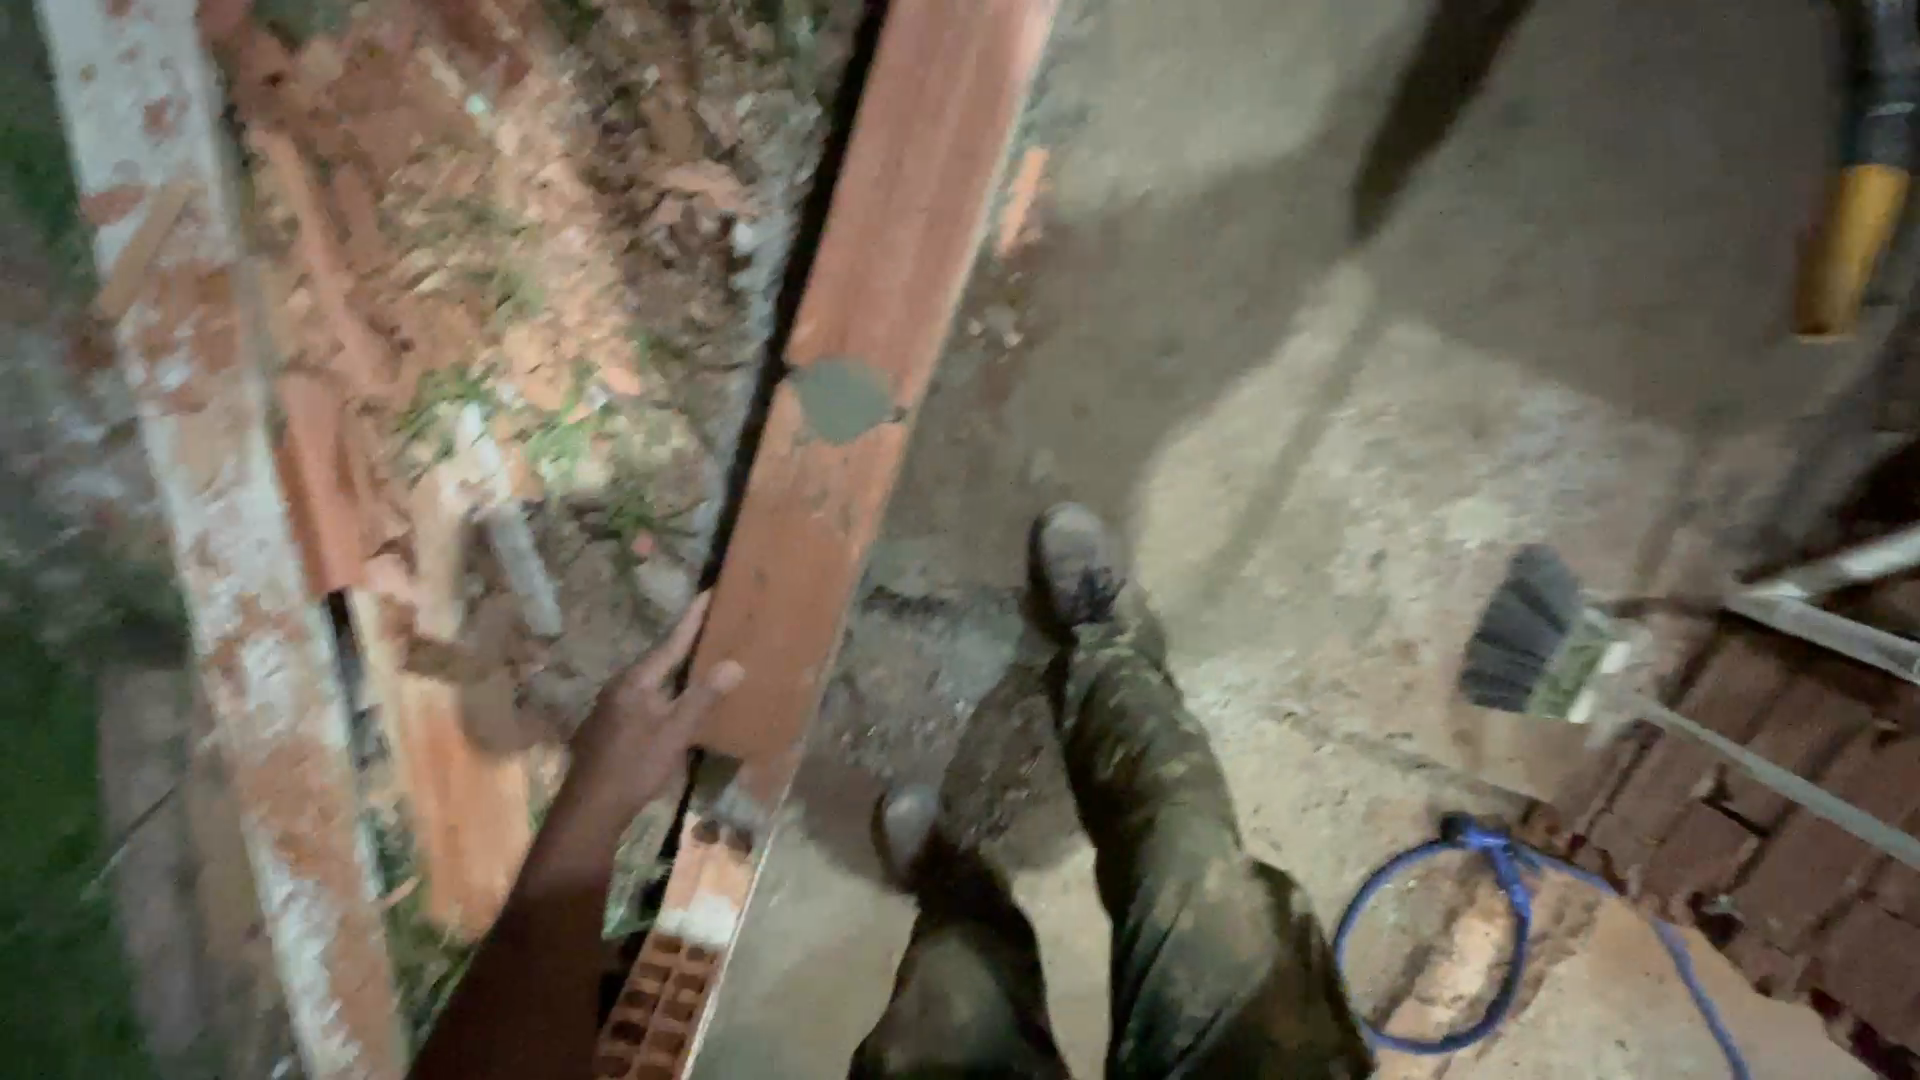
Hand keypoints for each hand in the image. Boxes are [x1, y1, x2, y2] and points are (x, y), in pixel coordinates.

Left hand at [566, 592, 743, 816]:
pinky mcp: (613, 724)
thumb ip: (702, 698)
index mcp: (637, 681)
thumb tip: (734, 664)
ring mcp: (614, 705)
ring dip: (679, 666)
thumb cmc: (634, 767)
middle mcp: (622, 686)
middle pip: (661, 656)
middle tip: (715, 623)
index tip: (709, 592)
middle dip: (688, 640)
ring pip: (654, 677)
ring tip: (704, 656)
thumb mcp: (674, 733)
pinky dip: (669, 688)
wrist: (590, 809)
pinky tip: (681, 698)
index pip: (671, 642)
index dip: (693, 618)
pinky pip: (648, 694)